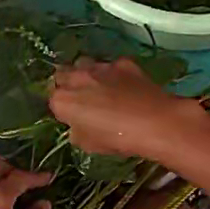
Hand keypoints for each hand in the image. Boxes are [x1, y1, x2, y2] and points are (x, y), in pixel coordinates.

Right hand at [49, 58, 202, 159]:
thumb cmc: (118, 139)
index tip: (71, 116)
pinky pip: (111, 66)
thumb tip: (78, 125)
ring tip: (99, 87)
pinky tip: (125, 86)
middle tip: (81, 98)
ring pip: (84, 64)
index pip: (52, 99)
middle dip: (68, 84)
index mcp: (62, 100)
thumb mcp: (88, 145)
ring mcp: (100, 67)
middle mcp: (76, 78)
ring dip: (86, 73)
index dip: (61, 107)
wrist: (156, 123)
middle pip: (62, 74)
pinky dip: (114, 74)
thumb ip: (76, 131)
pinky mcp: (123, 63)